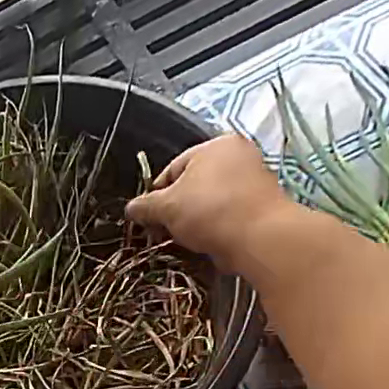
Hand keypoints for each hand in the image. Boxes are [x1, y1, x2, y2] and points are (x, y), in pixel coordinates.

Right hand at [126, 134, 298, 275]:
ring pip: (207, 201)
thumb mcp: (167, 207)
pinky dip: (212, 226)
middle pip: (191, 185)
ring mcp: (251, 178)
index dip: (155, 196)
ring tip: (184, 240)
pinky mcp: (258, 203)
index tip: (148, 221)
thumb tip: (130, 209)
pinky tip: (205, 242)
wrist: (258, 236)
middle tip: (163, 233)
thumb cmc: (209, 211)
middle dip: (173, 210)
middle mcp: (237, 154)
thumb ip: (145, 206)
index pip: (172, 169)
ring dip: (191, 221)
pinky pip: (225, 213)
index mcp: (214, 145)